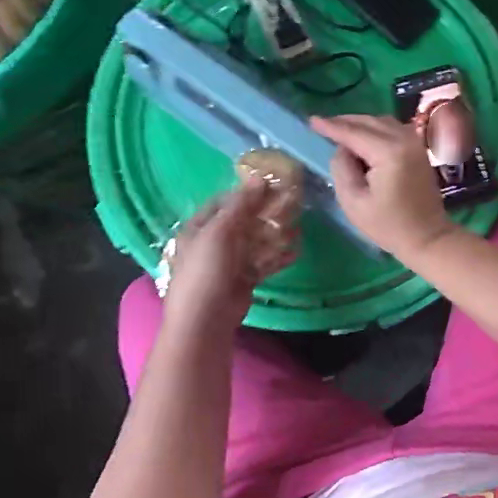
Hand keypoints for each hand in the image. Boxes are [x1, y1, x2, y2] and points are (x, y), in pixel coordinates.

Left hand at [161, 181, 295, 326]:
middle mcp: (213, 242)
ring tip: (298, 224)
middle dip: (265, 212)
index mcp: (199, 227)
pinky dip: (277, 257)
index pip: (223, 202)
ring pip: (255, 242)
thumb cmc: (205, 270)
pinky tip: (296, 251)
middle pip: (242, 221)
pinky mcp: (243, 280)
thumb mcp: (219, 232)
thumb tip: (257, 177)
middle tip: (291, 201)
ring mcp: (228, 263)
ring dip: (275, 234)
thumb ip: (240, 205)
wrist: (205, 320)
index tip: (271, 183)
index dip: (246, 192)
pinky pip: (262, 264)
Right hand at [311, 114, 459, 259]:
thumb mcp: (353, 201)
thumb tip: (342, 150)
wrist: (427, 236)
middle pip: (368, 121)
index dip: (330, 126)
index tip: (311, 121)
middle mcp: (404, 139)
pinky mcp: (417, 148)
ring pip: (380, 122)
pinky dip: (373, 129)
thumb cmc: (387, 225)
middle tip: (321, 125)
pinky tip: (360, 139)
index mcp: (388, 152)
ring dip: (358, 124)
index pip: (353, 132)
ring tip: (338, 131)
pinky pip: (391, 129)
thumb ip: (342, 169)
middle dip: (343, 121)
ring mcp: (414, 142)